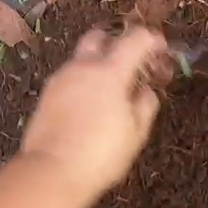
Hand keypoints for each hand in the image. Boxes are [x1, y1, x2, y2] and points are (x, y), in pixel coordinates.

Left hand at [18, 27, 167, 197]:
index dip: (151, 39)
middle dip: (115, 41)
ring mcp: (60, 78)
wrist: (51, 170)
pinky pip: (68, 77)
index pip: (134, 40)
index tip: (160, 47)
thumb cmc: (100, 153)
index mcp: (110, 72)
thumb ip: (145, 105)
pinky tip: (88, 103)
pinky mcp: (46, 94)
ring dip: (96, 63)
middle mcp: (82, 67)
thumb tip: (146, 91)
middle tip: (129, 59)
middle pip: (98, 37)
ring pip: (80, 58)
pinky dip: (82, 81)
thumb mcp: (135, 133)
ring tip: (109, 88)